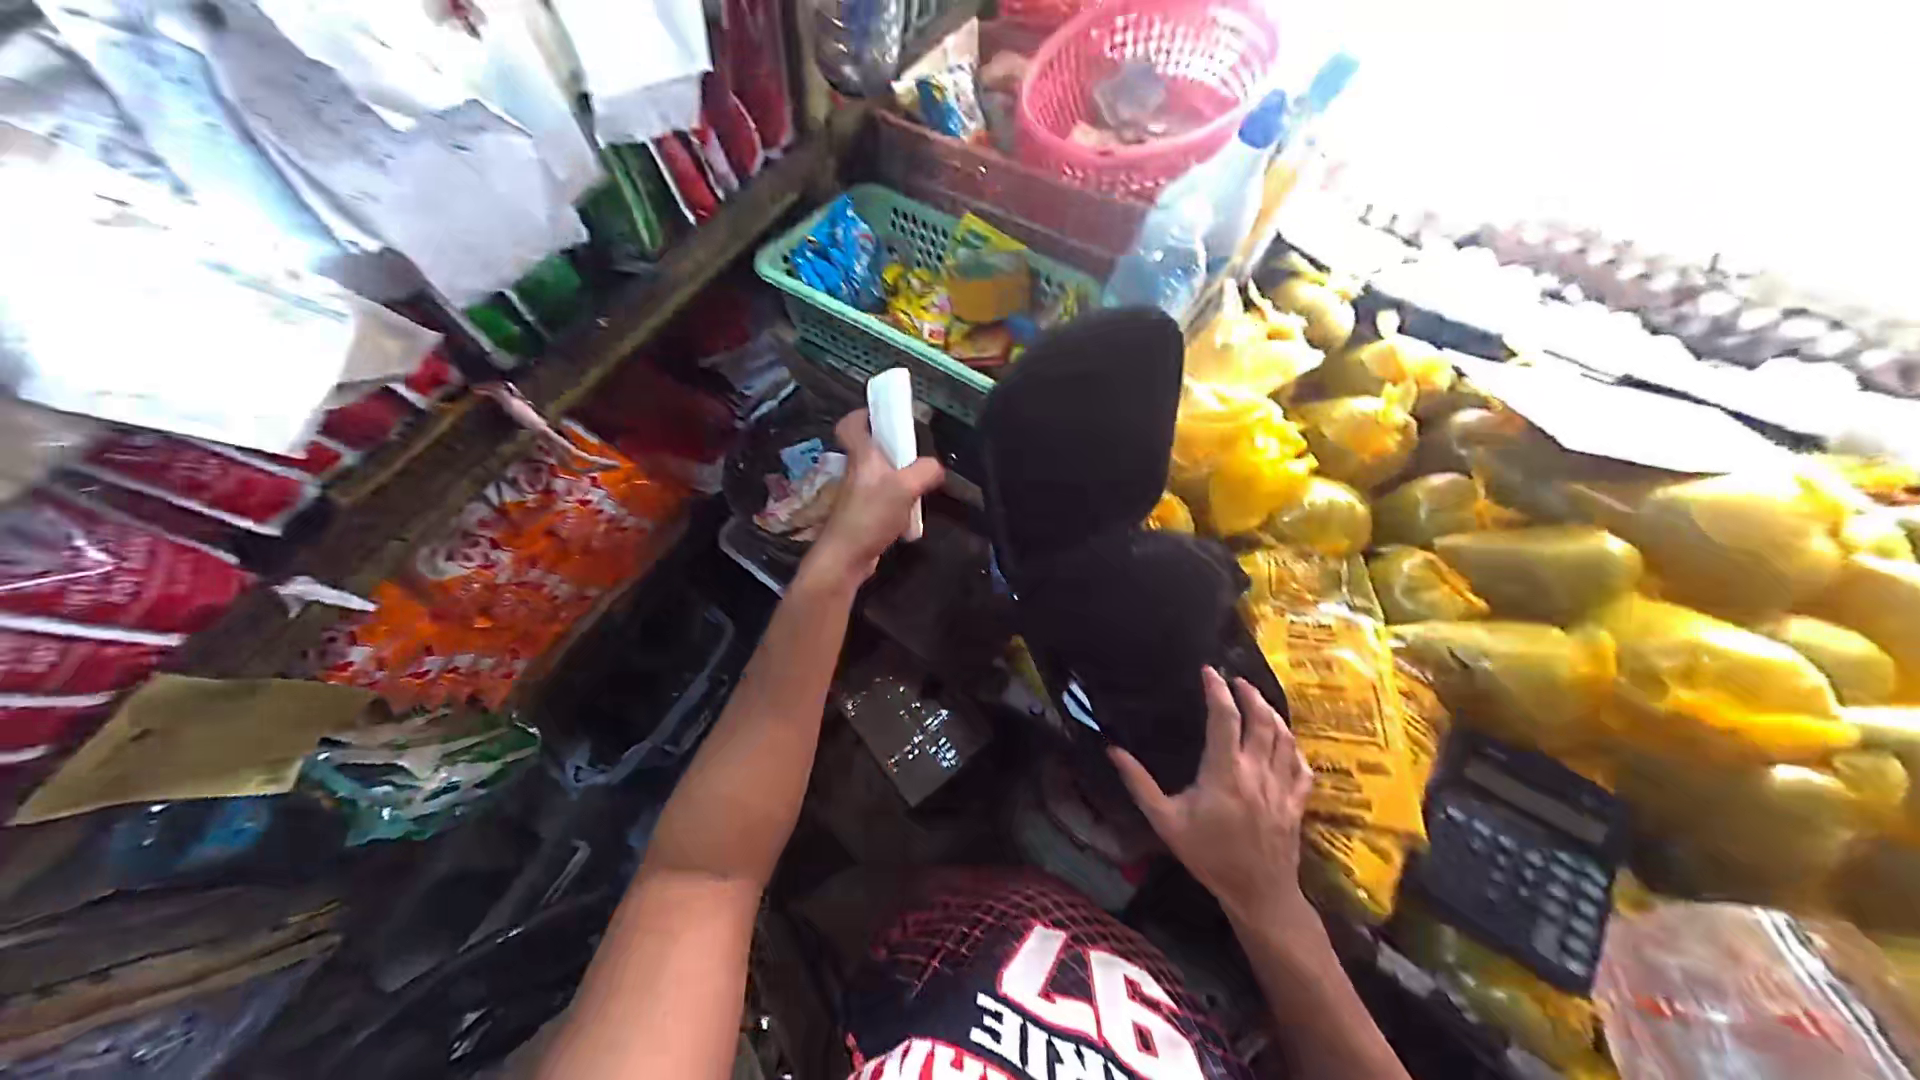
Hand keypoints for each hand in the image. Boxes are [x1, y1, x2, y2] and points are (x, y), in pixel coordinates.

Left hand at [802, 409, 944, 586]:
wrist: (846, 557)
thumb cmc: (870, 516)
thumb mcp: (905, 488)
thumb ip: (925, 472)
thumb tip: (936, 468)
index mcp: (862, 456)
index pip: (850, 425)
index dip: (863, 415)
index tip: (882, 415)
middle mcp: (856, 472)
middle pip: (869, 450)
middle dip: (890, 448)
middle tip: (912, 451)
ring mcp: (857, 495)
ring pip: (877, 476)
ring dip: (896, 476)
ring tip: (919, 483)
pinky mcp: (862, 515)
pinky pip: (881, 499)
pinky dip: (896, 501)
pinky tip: (910, 512)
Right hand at [1110, 667, 1314, 923]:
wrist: (1258, 894)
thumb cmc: (1208, 856)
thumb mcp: (1165, 821)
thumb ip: (1139, 784)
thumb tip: (1113, 750)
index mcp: (1225, 772)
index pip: (1225, 718)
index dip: (1218, 690)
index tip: (1209, 672)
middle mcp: (1257, 772)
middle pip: (1261, 720)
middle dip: (1250, 694)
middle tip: (1236, 680)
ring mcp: (1282, 786)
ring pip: (1285, 738)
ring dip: (1272, 713)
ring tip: (1258, 700)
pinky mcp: (1297, 801)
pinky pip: (1301, 765)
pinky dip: (1293, 746)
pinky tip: (1284, 740)